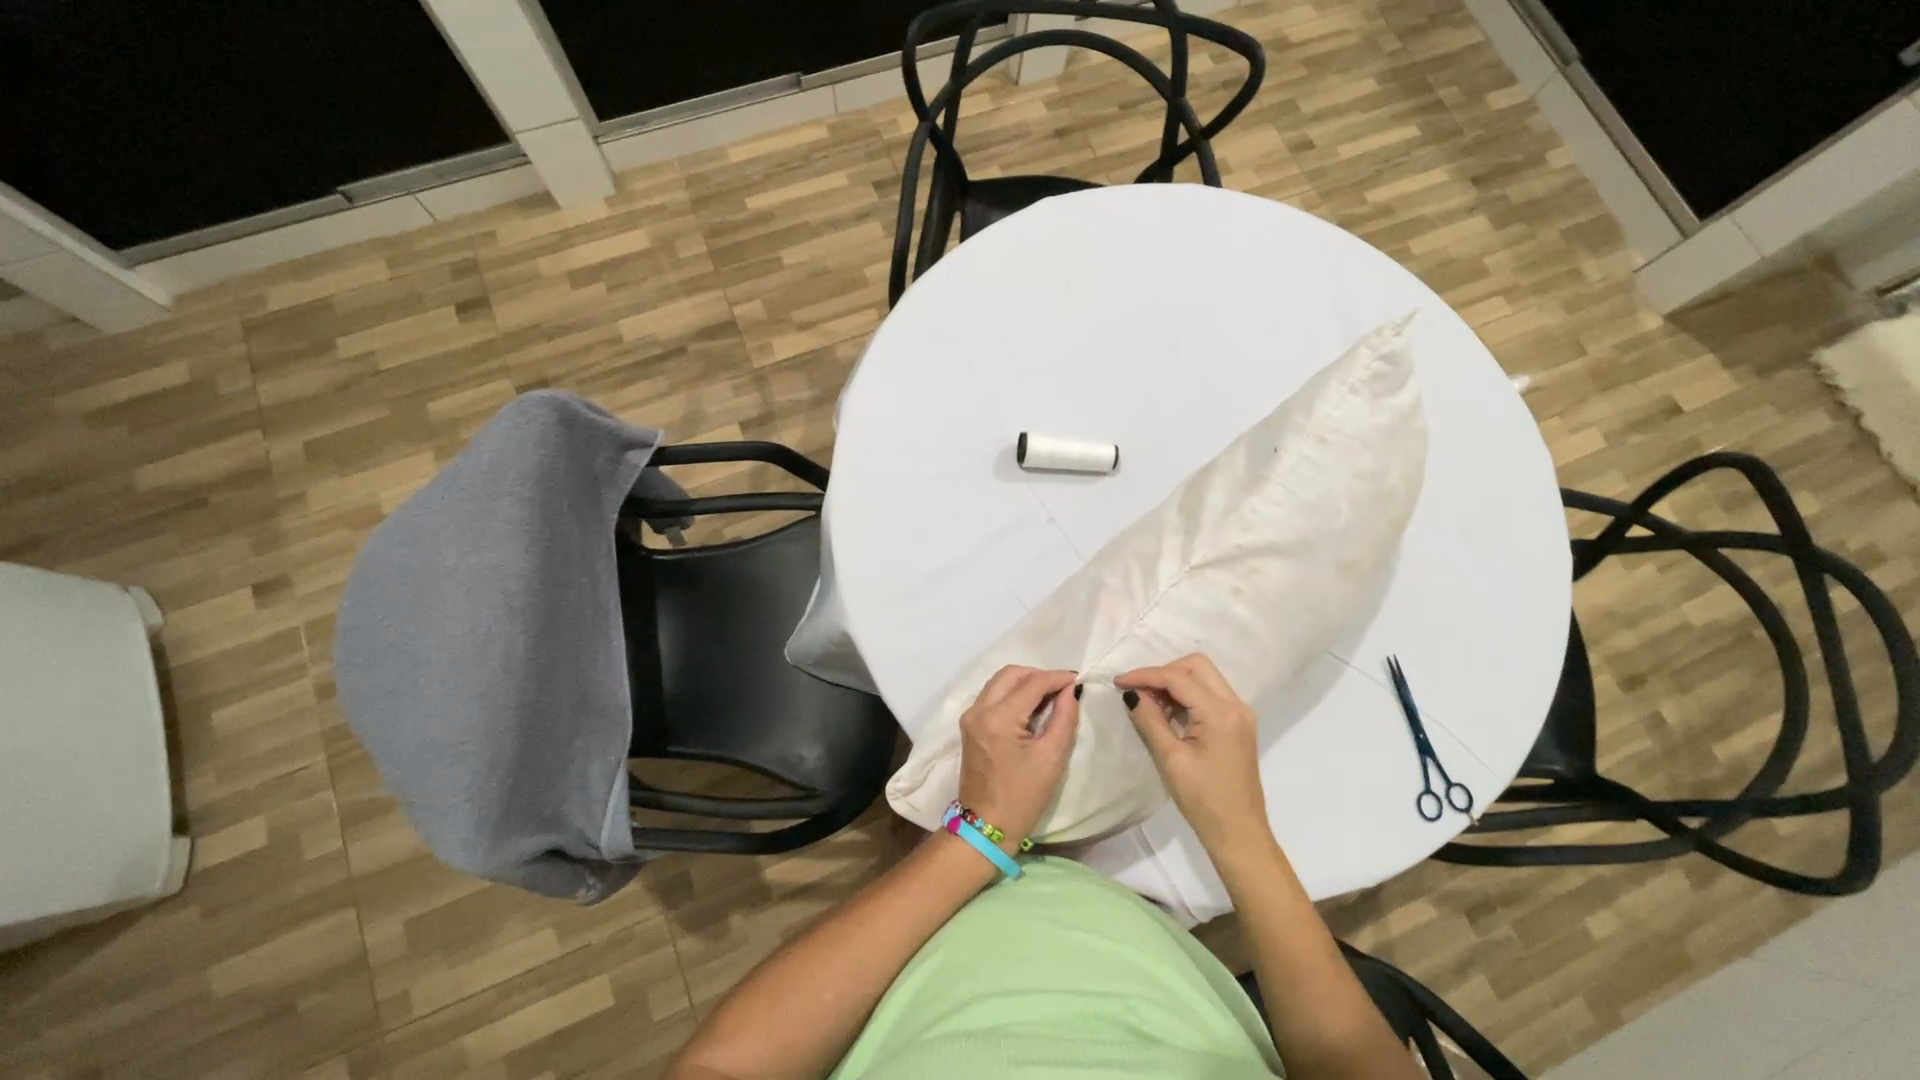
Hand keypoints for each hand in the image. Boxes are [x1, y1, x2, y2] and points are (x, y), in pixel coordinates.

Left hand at [956, 666, 1080, 848]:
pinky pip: (992, 696)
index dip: (1057, 678)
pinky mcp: (969, 725)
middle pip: (1011, 674)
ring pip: (1000, 682)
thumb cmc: (1023, 796)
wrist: (986, 826)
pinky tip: (1032, 706)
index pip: (1031, 683)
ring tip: (1051, 696)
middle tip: (1064, 688)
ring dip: (1025, 682)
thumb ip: (1064, 718)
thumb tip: (1071, 691)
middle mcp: (978, 710)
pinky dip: (1013, 693)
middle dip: (1040, 675)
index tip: (1079, 680)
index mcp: (998, 719)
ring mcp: (970, 717)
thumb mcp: (1052, 757)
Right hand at [1117, 654, 1271, 858]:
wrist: (1239, 832)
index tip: (1118, 682)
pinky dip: (1188, 695)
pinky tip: (1168, 714)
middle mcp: (1236, 705)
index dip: (1145, 675)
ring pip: (1205, 677)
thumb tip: (1131, 693)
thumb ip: (1150, 720)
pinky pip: (1211, 694)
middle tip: (1138, 693)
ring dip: (1175, 683)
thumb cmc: (1203, 800)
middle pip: (1196, 666)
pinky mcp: (1238, 724)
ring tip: (1150, 704)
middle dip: (1163, 672)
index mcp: (1221, 713)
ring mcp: (1240, 714)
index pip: (1179, 678)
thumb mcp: (1170, 759)